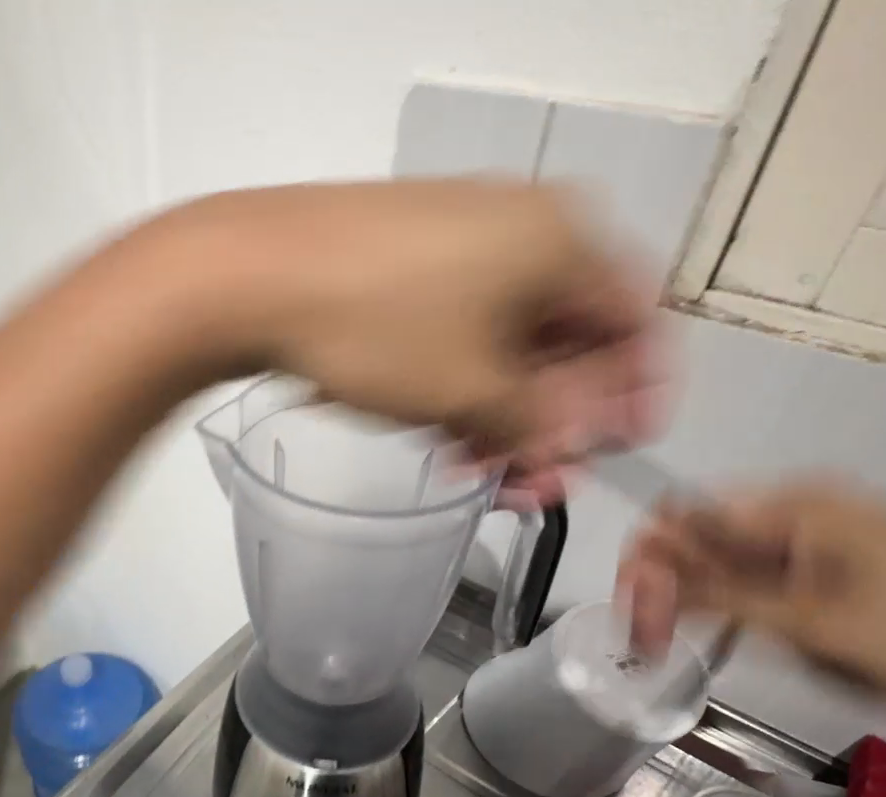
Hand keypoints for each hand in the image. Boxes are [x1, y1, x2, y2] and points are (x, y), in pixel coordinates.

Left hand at [150, 180, 666, 504]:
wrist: (251, 275)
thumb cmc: (374, 325)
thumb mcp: (472, 391)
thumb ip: (540, 426)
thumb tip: (573, 446)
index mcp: (563, 239)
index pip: (634, 325)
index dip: (629, 399)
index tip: (606, 454)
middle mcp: (522, 223)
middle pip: (567, 336)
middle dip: (549, 420)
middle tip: (526, 483)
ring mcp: (460, 234)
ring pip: (508, 338)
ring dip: (500, 411)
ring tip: (472, 469)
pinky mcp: (410, 253)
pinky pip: (461, 324)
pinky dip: (460, 380)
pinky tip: (438, 431)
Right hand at [617, 480, 885, 718]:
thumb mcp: (813, 622)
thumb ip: (720, 592)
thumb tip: (642, 564)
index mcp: (798, 503)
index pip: (687, 514)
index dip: (647, 559)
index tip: (632, 615)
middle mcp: (797, 511)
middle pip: (697, 536)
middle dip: (660, 584)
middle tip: (645, 644)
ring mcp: (810, 543)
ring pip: (717, 562)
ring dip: (685, 600)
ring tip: (664, 647)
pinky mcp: (819, 574)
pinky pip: (748, 581)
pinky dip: (719, 607)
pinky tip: (707, 635)